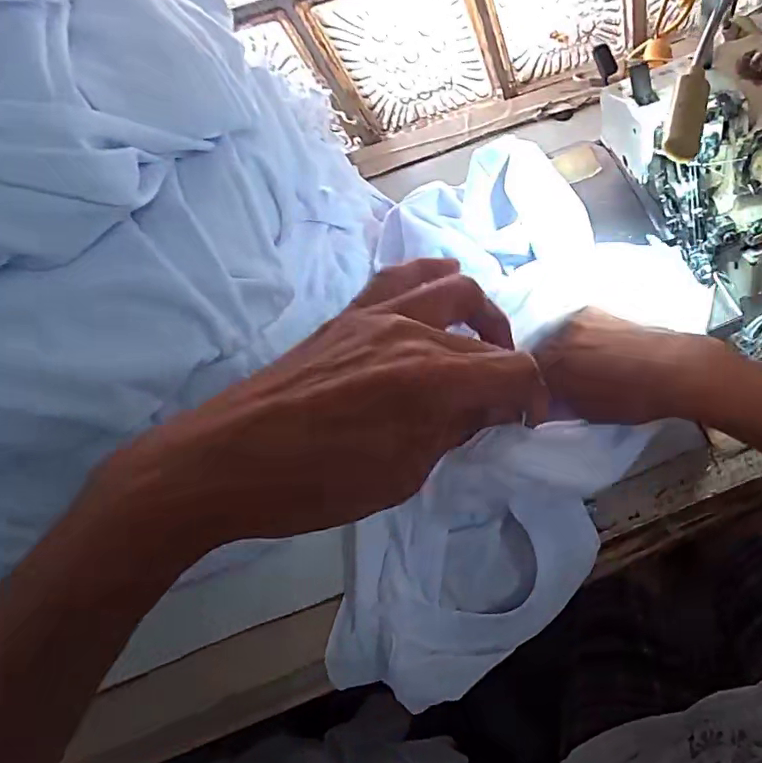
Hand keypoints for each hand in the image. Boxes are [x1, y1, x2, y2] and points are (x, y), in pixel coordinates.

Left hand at [80, 259, 549, 562]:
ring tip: (477, 342)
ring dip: (479, 313)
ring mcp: (376, 316)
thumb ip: (452, 431)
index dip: (534, 397)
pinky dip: (432, 281)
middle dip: (508, 363)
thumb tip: (487, 408)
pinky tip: (435, 299)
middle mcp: (411, 333)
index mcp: (431, 380)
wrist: (227, 460)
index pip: (513, 371)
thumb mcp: (402, 475)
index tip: (527, 421)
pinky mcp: (348, 315)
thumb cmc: (317, 484)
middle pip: (486, 330)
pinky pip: (401, 278)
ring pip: (451, 284)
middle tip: (500, 396)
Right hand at [533, 307, 740, 425]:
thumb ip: (559, 406)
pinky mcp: (602, 312)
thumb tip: (542, 408)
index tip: (542, 401)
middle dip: (546, 369)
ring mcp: (582, 318)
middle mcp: (561, 333)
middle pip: (541, 351)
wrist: (675, 368)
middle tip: (561, 387)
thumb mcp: (589, 412)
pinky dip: (582, 342)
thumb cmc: (632, 398)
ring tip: (585, 371)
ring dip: (564, 353)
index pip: (527, 374)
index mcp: (553, 359)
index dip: (533, 388)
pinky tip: (600, 355)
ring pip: (560, 338)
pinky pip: (580, 329)